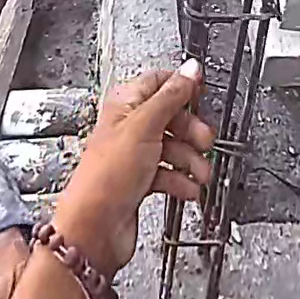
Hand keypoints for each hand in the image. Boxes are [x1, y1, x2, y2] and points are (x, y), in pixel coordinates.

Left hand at [50, 60, 215, 275]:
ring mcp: (134, 154)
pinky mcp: (139, 180)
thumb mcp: (145, 125)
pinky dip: (180, 180)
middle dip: (190, 129)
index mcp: (126, 103)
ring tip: (201, 172)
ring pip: (171, 146)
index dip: (182, 86)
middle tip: (205, 140)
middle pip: (170, 116)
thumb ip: (171, 96)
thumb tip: (191, 69)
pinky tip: (189, 188)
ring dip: (190, 159)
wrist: (94, 229)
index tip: (202, 95)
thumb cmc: (108, 175)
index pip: (159, 82)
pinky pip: (167, 173)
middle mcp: (129, 125)